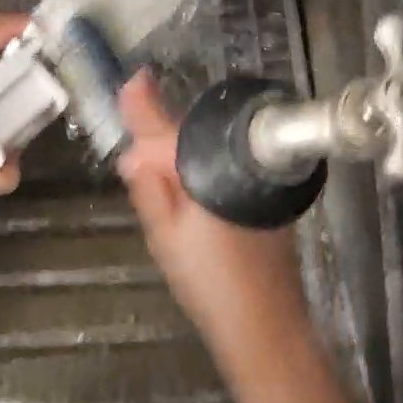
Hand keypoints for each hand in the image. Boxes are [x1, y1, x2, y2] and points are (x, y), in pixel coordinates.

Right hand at [116, 71, 312, 348]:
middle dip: (166, 135)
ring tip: (156, 162)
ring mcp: (258, 183)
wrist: (263, 322)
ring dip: (188, 153)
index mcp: (208, 171)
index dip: (147, 110)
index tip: (133, 81)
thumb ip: (149, 187)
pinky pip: (231, 171)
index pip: (170, 134)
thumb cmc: (208, 281)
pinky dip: (207, 171)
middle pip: (197, 138)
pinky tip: (190, 189)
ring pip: (215, 155)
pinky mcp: (269, 201)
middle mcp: (239, 166)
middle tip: (138, 125)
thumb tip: (133, 153)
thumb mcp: (165, 234)